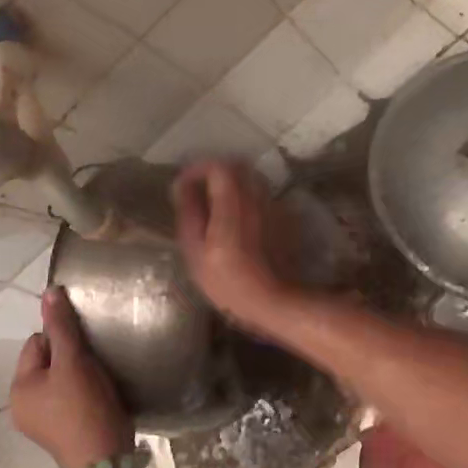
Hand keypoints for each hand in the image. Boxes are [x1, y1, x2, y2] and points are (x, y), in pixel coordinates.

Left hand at [9, 288, 133, 467]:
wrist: (104, 458)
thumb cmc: (84, 406)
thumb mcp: (73, 362)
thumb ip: (61, 327)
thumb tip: (49, 291)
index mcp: (18, 388)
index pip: (36, 343)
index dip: (62, 339)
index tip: (84, 349)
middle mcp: (22, 405)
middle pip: (48, 360)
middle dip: (71, 356)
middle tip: (94, 362)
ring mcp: (41, 420)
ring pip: (60, 378)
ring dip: (79, 372)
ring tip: (99, 377)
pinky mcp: (62, 430)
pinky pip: (69, 396)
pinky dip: (83, 390)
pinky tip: (99, 394)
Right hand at [172, 160, 302, 331]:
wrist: (275, 300)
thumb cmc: (229, 282)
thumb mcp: (196, 251)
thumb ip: (190, 213)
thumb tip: (182, 186)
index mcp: (233, 203)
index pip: (219, 166)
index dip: (198, 169)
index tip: (184, 183)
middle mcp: (257, 197)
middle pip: (238, 167)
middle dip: (216, 172)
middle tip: (199, 191)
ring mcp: (275, 206)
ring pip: (253, 180)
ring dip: (233, 185)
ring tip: (217, 206)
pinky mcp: (286, 218)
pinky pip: (264, 197)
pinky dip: (248, 199)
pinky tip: (239, 221)